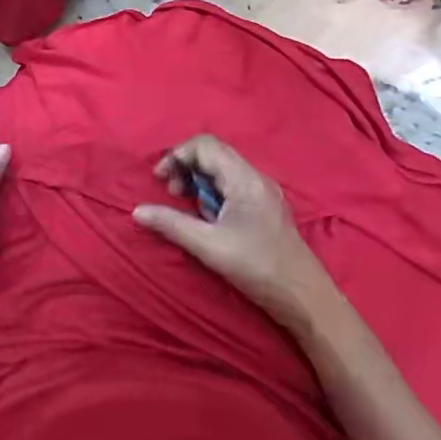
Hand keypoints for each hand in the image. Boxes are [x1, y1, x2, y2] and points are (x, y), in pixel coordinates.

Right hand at [133, 134, 339, 329]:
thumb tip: (138, 211)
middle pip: (213, 154)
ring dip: (199, 183)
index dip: (177, 156)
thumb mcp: (208, 246)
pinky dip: (214, 194)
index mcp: (244, 178)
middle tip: (173, 196)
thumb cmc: (256, 267)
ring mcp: (263, 191)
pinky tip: (210, 220)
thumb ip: (171, 224)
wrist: (303, 295)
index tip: (161, 181)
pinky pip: (233, 186)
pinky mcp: (265, 207)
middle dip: (186, 169)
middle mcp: (256, 177)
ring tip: (190, 211)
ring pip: (223, 170)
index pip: (205, 145)